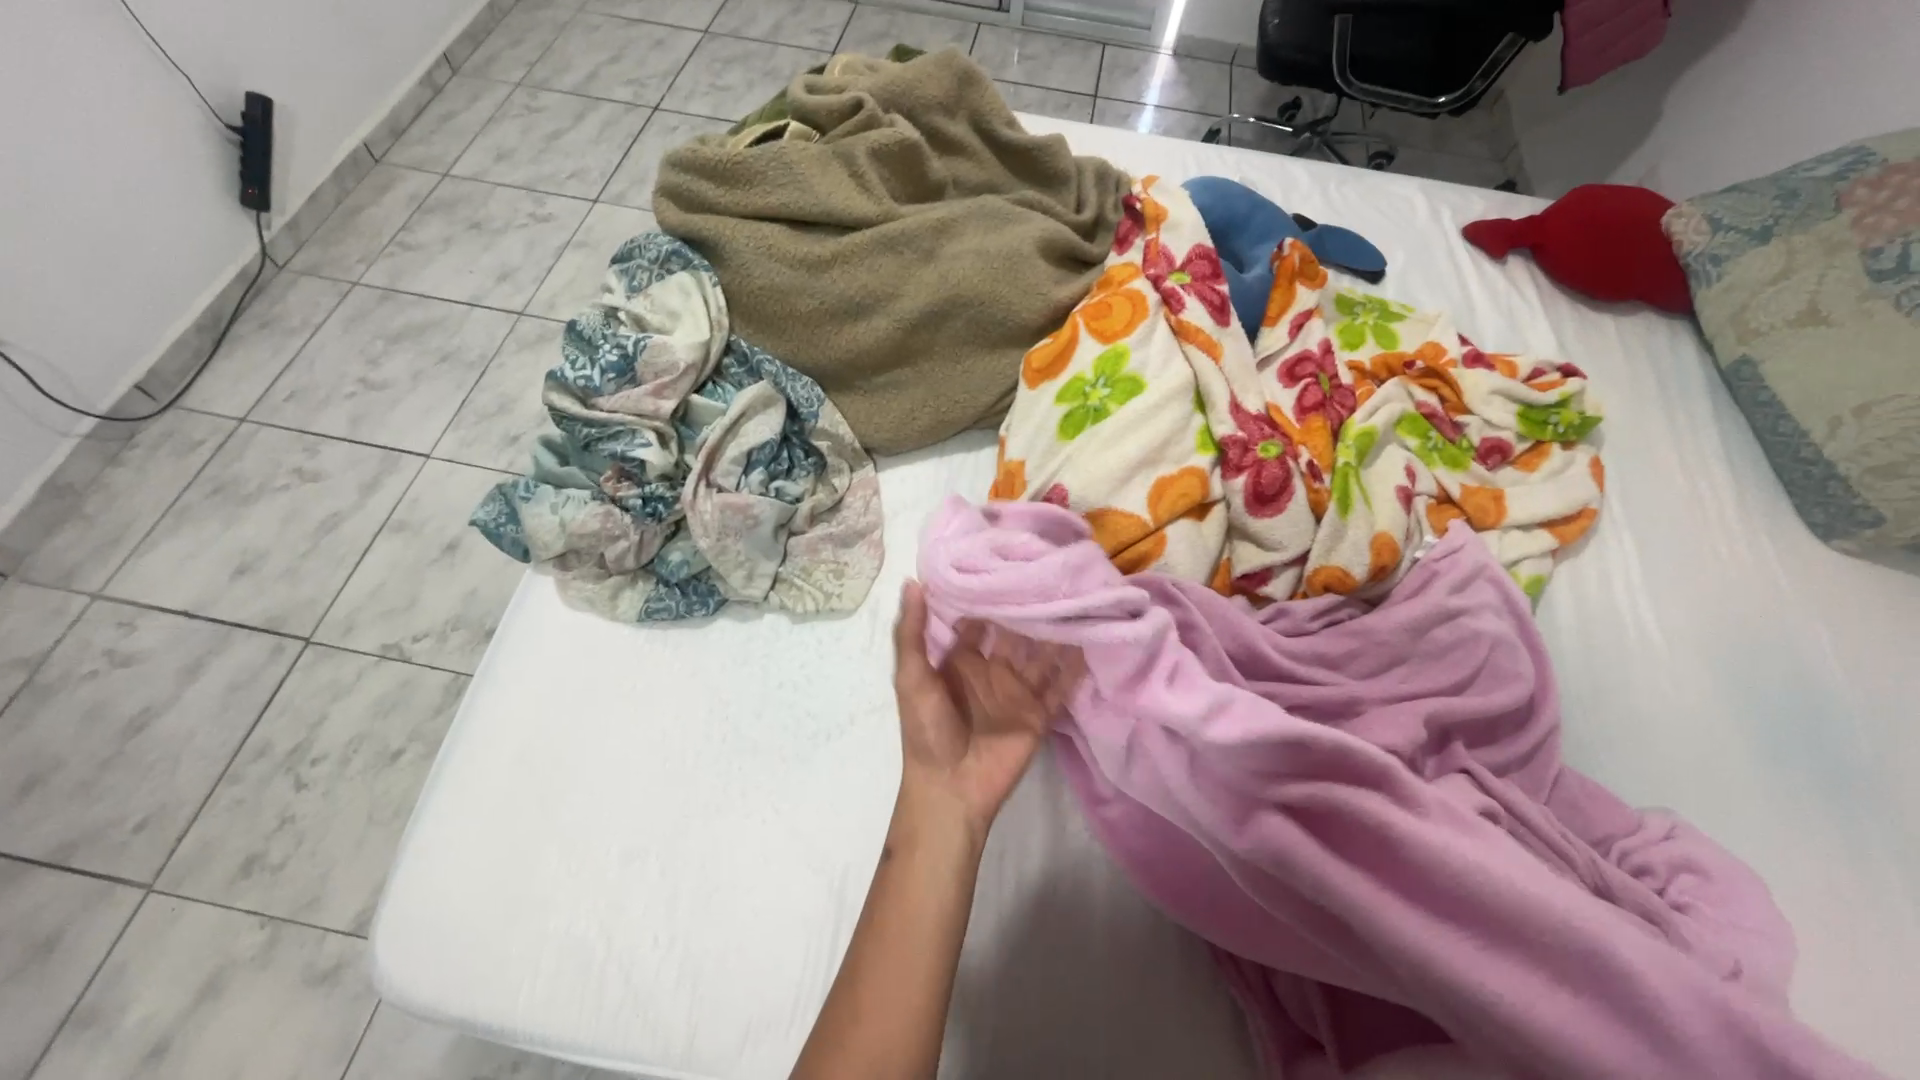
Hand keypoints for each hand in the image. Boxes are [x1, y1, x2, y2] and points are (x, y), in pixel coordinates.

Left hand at [891, 580, 1084, 839]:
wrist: (950, 788)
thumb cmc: (925, 730)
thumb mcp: (910, 677)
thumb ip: (912, 632)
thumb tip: (911, 581)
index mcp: (959, 661)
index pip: (977, 620)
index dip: (989, 596)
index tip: (1008, 563)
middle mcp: (991, 671)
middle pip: (1014, 634)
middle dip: (1028, 608)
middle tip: (1051, 573)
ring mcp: (1017, 693)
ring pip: (1041, 655)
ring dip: (1056, 632)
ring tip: (1078, 599)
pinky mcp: (1038, 714)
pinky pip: (1060, 686)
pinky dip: (1074, 667)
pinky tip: (1091, 639)